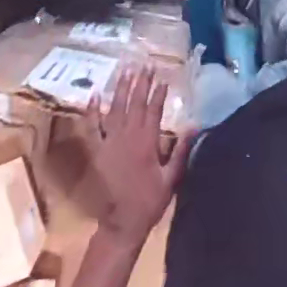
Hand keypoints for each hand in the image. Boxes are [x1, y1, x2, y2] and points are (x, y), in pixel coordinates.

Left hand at [81, 66, 192, 241]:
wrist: (122, 222)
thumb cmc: (149, 201)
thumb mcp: (171, 179)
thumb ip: (180, 151)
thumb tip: (193, 126)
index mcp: (147, 142)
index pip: (153, 110)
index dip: (158, 93)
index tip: (163, 77)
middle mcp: (127, 135)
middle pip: (134, 102)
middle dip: (141, 82)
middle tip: (146, 64)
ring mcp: (110, 139)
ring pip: (115, 107)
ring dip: (121, 87)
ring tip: (126, 69)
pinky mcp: (97, 147)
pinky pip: (93, 124)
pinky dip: (93, 108)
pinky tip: (95, 92)